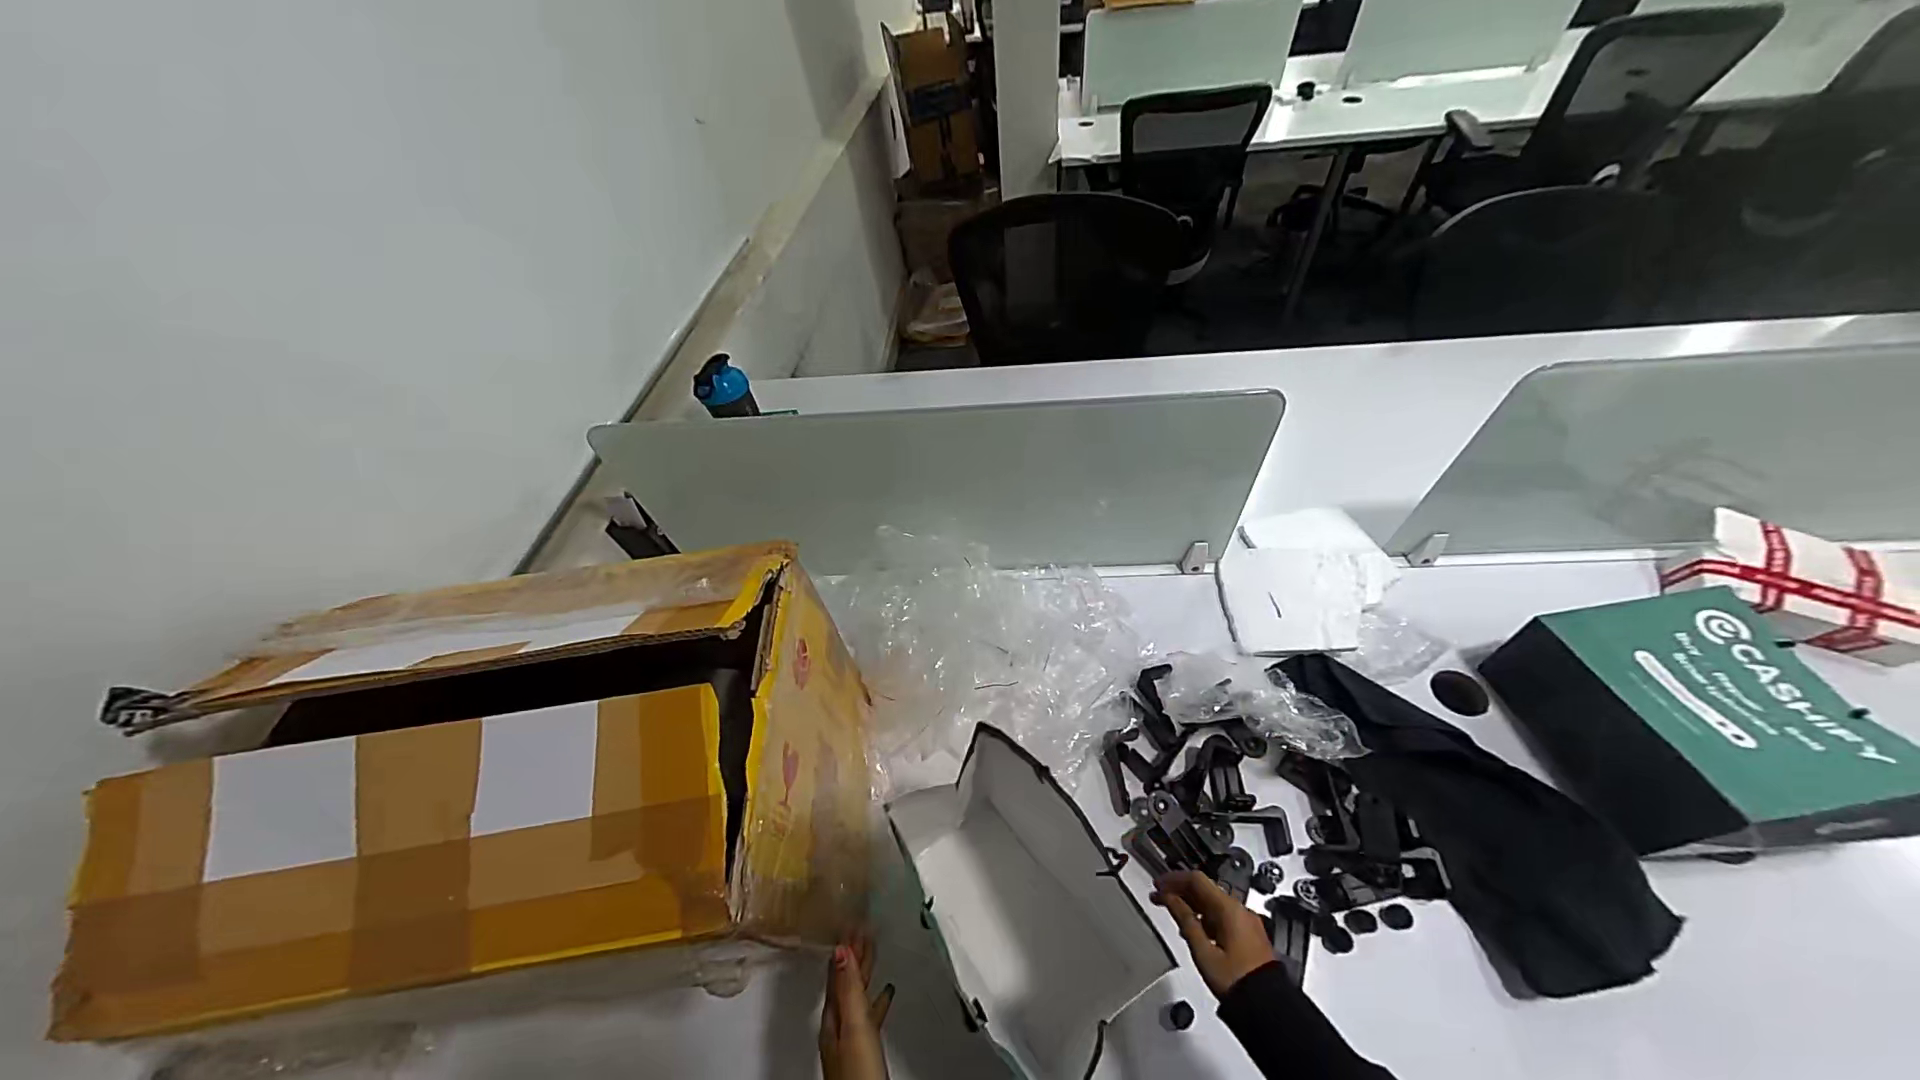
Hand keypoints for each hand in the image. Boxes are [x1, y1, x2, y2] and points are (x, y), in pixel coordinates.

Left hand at [819, 930, 894, 1079]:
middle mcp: (838, 1024)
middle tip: (862, 928)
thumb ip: (849, 987)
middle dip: (854, 954)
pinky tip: (885, 994)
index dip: (846, 946)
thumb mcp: (855, 1025)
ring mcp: (851, 1036)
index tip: (853, 922)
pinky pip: (870, 1011)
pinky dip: (876, 998)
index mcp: (834, 1017)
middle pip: (845, 981)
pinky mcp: (865, 1048)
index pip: (838, 972)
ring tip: (871, 950)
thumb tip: (840, 949)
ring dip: (864, 971)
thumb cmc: (859, 1074)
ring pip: (857, 994)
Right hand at [1151, 871, 1273, 998]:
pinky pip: (1222, 915)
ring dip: (1191, 902)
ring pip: (1213, 901)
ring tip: (1173, 911)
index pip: (1197, 880)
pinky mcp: (1249, 935)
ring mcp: (1247, 922)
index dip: (1174, 879)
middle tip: (1160, 895)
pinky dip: (1204, 914)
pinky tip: (1193, 926)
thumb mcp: (1203, 951)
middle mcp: (1241, 911)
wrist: (1269, 1008)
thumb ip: (1185, 919)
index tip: (1158, 884)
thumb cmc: (1238, 982)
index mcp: (1229, 909)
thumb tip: (1170, 899)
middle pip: (1205, 888)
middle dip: (1180, 890)